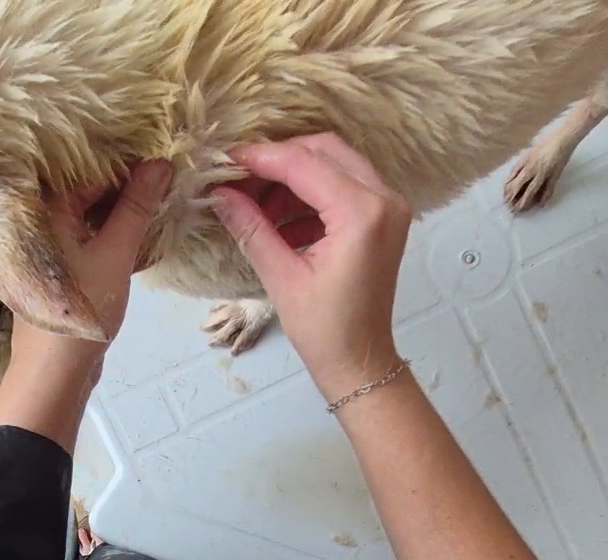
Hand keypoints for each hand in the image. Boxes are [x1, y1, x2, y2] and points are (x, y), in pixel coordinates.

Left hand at [43, 158, 173, 344]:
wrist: (55, 370)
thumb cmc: (82, 309)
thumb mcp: (115, 253)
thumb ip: (136, 208)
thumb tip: (160, 164)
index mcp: (48, 209)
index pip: (94, 171)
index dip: (132, 167)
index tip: (166, 165)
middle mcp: (43, 223)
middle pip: (92, 193)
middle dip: (130, 192)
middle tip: (169, 187)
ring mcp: (52, 250)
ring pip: (94, 220)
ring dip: (126, 218)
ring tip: (162, 212)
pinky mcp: (64, 273)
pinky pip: (92, 244)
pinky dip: (116, 242)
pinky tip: (145, 246)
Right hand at [211, 135, 412, 399]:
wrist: (359, 361)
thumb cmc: (325, 331)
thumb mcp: (281, 278)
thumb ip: (252, 229)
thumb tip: (219, 195)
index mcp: (362, 214)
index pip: (304, 164)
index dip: (261, 159)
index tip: (225, 161)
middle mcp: (384, 199)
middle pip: (323, 151)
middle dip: (277, 162)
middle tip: (239, 181)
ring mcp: (388, 206)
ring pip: (333, 164)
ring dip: (292, 178)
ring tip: (254, 206)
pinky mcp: (383, 218)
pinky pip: (343, 186)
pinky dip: (310, 195)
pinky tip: (279, 221)